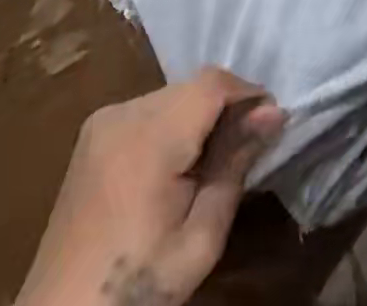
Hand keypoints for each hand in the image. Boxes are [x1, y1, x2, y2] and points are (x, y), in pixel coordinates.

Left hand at [15, 69, 286, 305]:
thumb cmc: (139, 283)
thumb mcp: (202, 236)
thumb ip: (234, 164)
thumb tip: (273, 114)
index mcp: (148, 136)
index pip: (210, 83)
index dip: (248, 92)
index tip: (273, 121)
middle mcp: (121, 112)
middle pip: (190, 86)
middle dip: (226, 106)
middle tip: (248, 147)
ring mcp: (102, 119)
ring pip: (170, 94)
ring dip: (199, 115)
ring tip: (213, 162)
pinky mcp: (92, 132)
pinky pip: (146, 109)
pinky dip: (172, 123)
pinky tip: (177, 164)